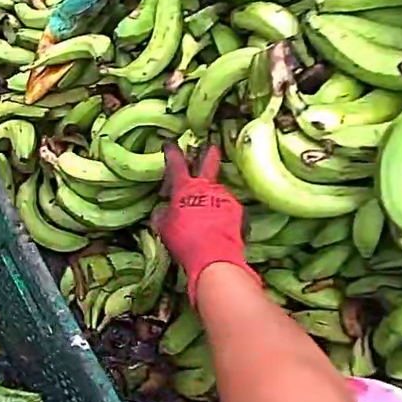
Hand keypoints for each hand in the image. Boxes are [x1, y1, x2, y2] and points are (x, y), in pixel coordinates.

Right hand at [156, 143, 257, 297]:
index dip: (172, 153)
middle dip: (207, 154)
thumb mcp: (164, 227)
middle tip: (210, 147)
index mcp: (185, 188)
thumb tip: (163, 210)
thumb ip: (163, 214)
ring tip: (206, 213)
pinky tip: (218, 226)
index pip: (177, 164)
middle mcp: (207, 187)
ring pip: (217, 191)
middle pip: (208, 163)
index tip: (170, 144)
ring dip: (211, 196)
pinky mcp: (238, 211)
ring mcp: (225, 197)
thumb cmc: (184, 239)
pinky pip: (227, 208)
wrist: (214, 257)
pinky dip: (221, 214)